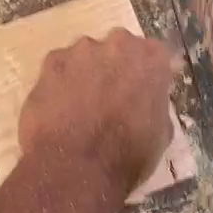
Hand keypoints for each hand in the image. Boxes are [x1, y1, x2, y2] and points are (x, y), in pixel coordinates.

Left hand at [18, 29, 178, 198]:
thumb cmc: (128, 156)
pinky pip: (60, 67)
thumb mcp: (160, 133)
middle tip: (112, 97)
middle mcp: (119, 44)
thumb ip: (155, 104)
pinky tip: (59, 107)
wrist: (76, 168)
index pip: (156, 55)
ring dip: (87, 73)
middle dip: (117, 67)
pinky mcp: (51, 62)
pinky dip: (60, 82)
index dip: (148, 74)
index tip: (144, 89)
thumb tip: (148, 101)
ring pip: (87, 55)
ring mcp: (81, 50)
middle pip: (120, 48)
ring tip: (81, 106)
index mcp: (152, 59)